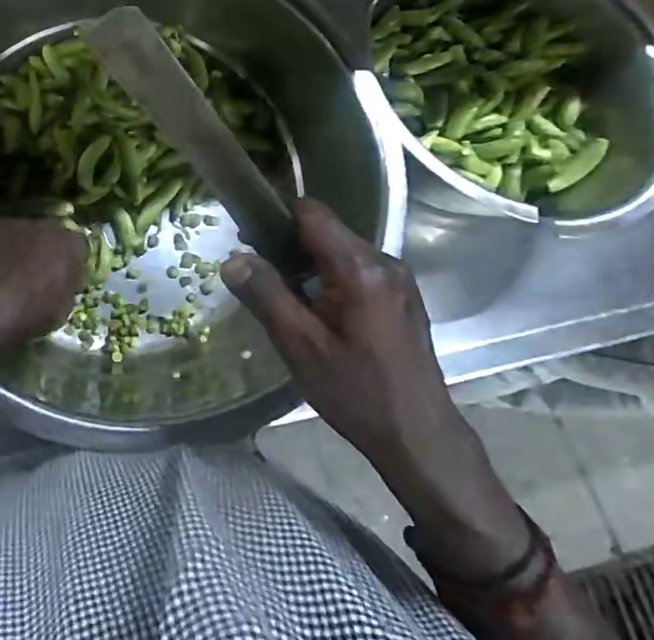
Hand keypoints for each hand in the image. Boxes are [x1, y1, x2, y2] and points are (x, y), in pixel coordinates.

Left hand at [0, 218, 85, 344]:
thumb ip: (68, 285)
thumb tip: (63, 280)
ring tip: (11, 269)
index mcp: (73, 244)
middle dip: (47, 248)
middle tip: (37, 271)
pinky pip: (2, 234)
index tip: (64, 276)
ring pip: (26, 232)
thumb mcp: (64, 306)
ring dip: (23, 245)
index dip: (72, 262)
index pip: (79, 247)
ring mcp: (20, 223)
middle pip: (52, 234)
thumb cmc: (34, 312)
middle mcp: (49, 225)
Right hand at [223, 199, 458, 464]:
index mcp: (360, 268)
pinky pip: (357, 270)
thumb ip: (265, 295)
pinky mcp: (402, 298)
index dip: (277, 216)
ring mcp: (399, 280)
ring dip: (309, 264)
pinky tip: (318, 312)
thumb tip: (233, 259)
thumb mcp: (300, 346)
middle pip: (327, 231)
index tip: (249, 236)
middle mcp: (385, 262)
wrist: (420, 440)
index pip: (313, 213)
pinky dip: (331, 279)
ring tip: (284, 296)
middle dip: (289, 244)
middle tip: (259, 274)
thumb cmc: (357, 393)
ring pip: (341, 251)